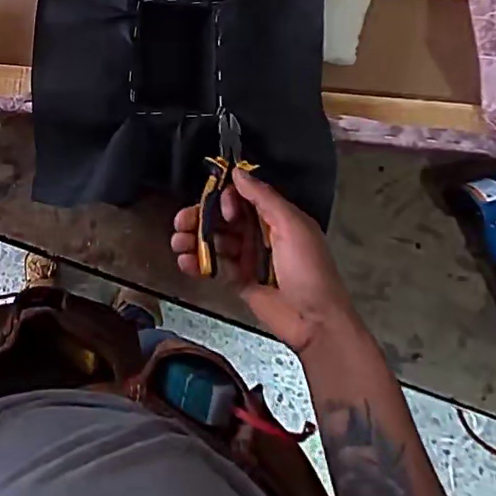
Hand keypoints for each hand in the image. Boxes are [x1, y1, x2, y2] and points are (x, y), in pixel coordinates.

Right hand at [172, 171, 367, 358]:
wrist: (316, 323)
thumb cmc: (311, 272)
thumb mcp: (291, 226)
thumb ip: (264, 197)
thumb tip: (239, 172)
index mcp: (275, 216)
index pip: (242, 198)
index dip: (225, 199)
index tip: (219, 207)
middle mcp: (260, 234)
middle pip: (224, 218)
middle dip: (201, 216)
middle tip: (183, 221)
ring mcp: (249, 257)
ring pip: (215, 240)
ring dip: (194, 238)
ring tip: (179, 242)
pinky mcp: (240, 280)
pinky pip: (215, 265)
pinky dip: (198, 262)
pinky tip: (186, 261)